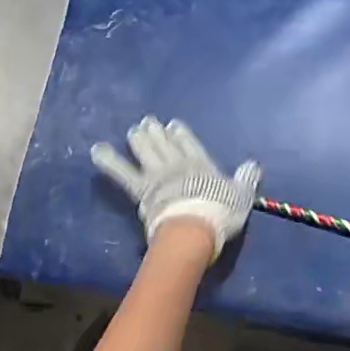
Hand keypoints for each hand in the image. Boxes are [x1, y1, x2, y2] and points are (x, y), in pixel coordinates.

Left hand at [91, 117, 259, 259]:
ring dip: (138, 140)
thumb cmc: (221, 214)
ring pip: (144, 150)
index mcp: (201, 164)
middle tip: (147, 123)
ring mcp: (156, 174)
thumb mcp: (242, 196)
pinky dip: (108, 160)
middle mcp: (176, 164)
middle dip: (155, 132)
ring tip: (133, 131)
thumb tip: (253, 165)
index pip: (189, 143)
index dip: (180, 134)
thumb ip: (246, 179)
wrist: (195, 228)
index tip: (173, 126)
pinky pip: (120, 171)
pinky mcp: (140, 188)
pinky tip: (96, 150)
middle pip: (164, 143)